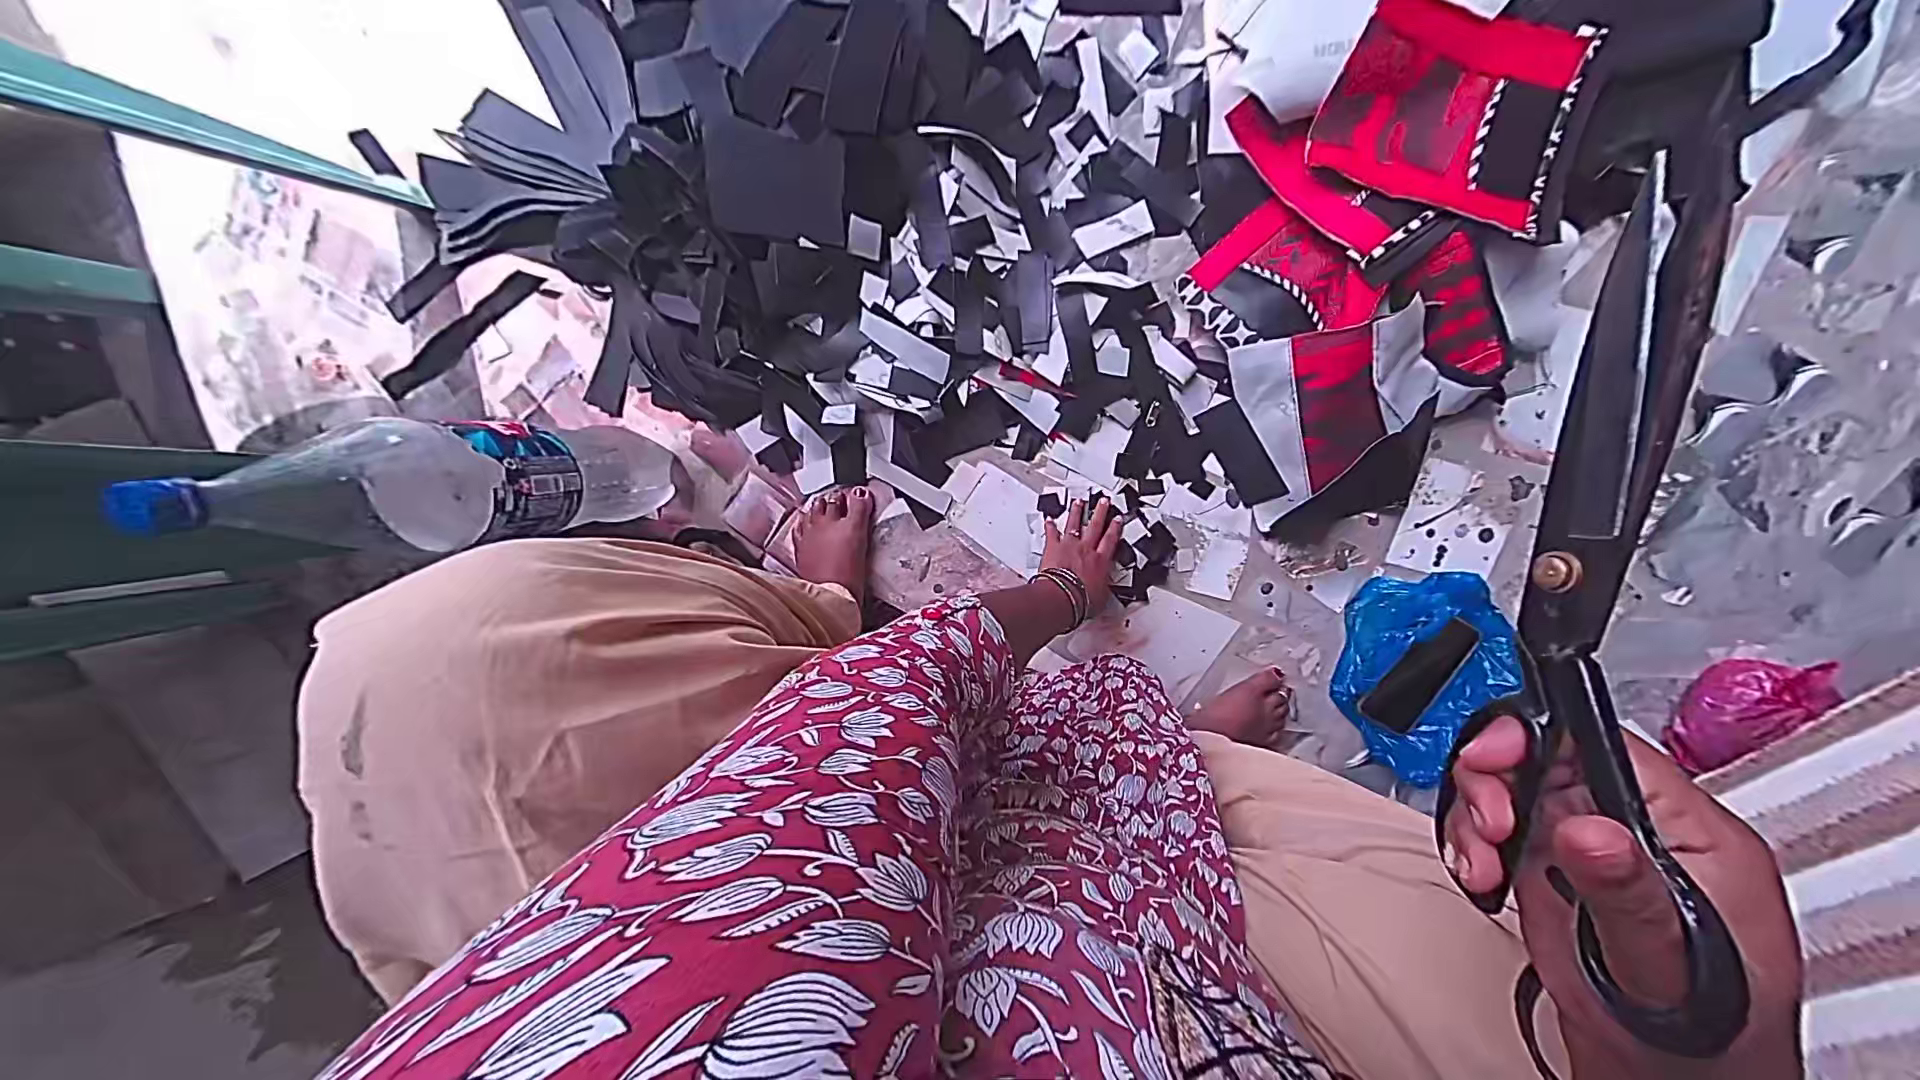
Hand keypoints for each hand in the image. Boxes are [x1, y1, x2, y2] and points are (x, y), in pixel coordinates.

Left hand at [1041, 497, 1122, 617]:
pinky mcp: (1053, 548)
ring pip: (1074, 523)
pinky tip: (1049, 519)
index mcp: (1101, 560)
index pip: (1111, 540)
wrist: (1062, 597)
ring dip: (1077, 511)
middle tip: (1103, 501)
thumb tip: (1104, 592)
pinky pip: (1051, 533)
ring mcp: (1069, 546)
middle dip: (1100, 512)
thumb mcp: (1102, 596)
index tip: (1117, 519)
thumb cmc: (1080, 599)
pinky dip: (1050, 526)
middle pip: (1095, 525)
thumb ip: (1104, 588)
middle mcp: (1086, 549)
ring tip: (1079, 502)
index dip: (1115, 528)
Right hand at [1446, 717, 1802, 1078]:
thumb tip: (1590, 829)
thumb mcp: (1661, 961)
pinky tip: (1481, 875)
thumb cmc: (1701, 1036)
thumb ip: (1626, 891)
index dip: (1534, 737)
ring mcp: (1583, 841)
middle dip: (1490, 781)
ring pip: (1503, 784)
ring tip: (1483, 862)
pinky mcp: (1544, 859)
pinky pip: (1487, 823)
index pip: (1600, 743)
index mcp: (1687, 833)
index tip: (1488, 757)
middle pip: (1538, 756)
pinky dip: (1467, 843)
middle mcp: (1630, 825)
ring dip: (1472, 818)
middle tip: (1488, 824)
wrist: (1664, 1076)